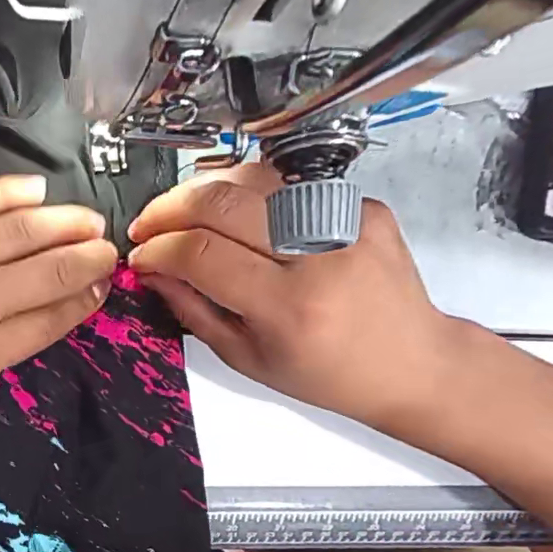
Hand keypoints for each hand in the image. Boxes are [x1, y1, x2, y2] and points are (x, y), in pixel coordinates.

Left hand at [0, 175, 117, 440]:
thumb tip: (42, 314)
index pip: (50, 319)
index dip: (85, 299)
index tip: (106, 284)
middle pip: (48, 269)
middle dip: (89, 256)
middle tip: (111, 247)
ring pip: (21, 230)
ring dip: (64, 221)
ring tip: (90, 218)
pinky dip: (11, 193)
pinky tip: (36, 188)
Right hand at [127, 162, 480, 432]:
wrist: (410, 362)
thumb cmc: (336, 374)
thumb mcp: (251, 359)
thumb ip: (196, 311)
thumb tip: (156, 274)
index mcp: (289, 308)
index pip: (200, 254)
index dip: (158, 249)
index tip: (143, 255)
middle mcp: (321, 257)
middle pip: (221, 202)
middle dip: (169, 208)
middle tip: (150, 224)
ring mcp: (347, 223)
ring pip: (254, 177)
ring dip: (206, 191)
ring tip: (186, 215)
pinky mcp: (364, 207)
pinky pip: (292, 185)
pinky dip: (255, 196)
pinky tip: (243, 220)